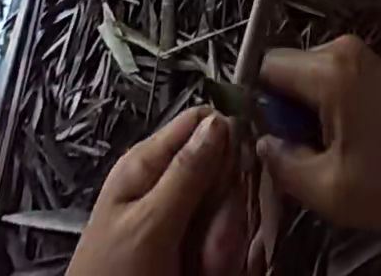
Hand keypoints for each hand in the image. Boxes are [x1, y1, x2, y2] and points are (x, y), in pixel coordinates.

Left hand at [67, 108, 247, 275]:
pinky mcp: (192, 244)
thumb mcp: (148, 227)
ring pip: (228, 204)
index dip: (226, 140)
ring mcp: (181, 214)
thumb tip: (219, 120)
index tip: (233, 175)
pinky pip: (225, 236)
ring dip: (225, 239)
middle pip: (222, 166)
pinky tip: (205, 273)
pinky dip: (222, 257)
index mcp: (148, 163)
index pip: (201, 120)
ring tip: (202, 267)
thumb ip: (186, 174)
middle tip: (210, 245)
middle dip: (225, 206)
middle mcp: (167, 181)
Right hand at [256, 35, 380, 230]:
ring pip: (307, 73)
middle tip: (296, 152)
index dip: (255, 100)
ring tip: (323, 150)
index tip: (264, 136)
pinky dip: (325, 103)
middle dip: (282, 107)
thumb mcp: (331, 190)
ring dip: (304, 108)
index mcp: (328, 71)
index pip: (266, 65)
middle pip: (287, 68)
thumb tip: (261, 143)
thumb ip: (284, 166)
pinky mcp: (374, 65)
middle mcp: (342, 50)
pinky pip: (330, 75)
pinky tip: (344, 138)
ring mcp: (361, 54)